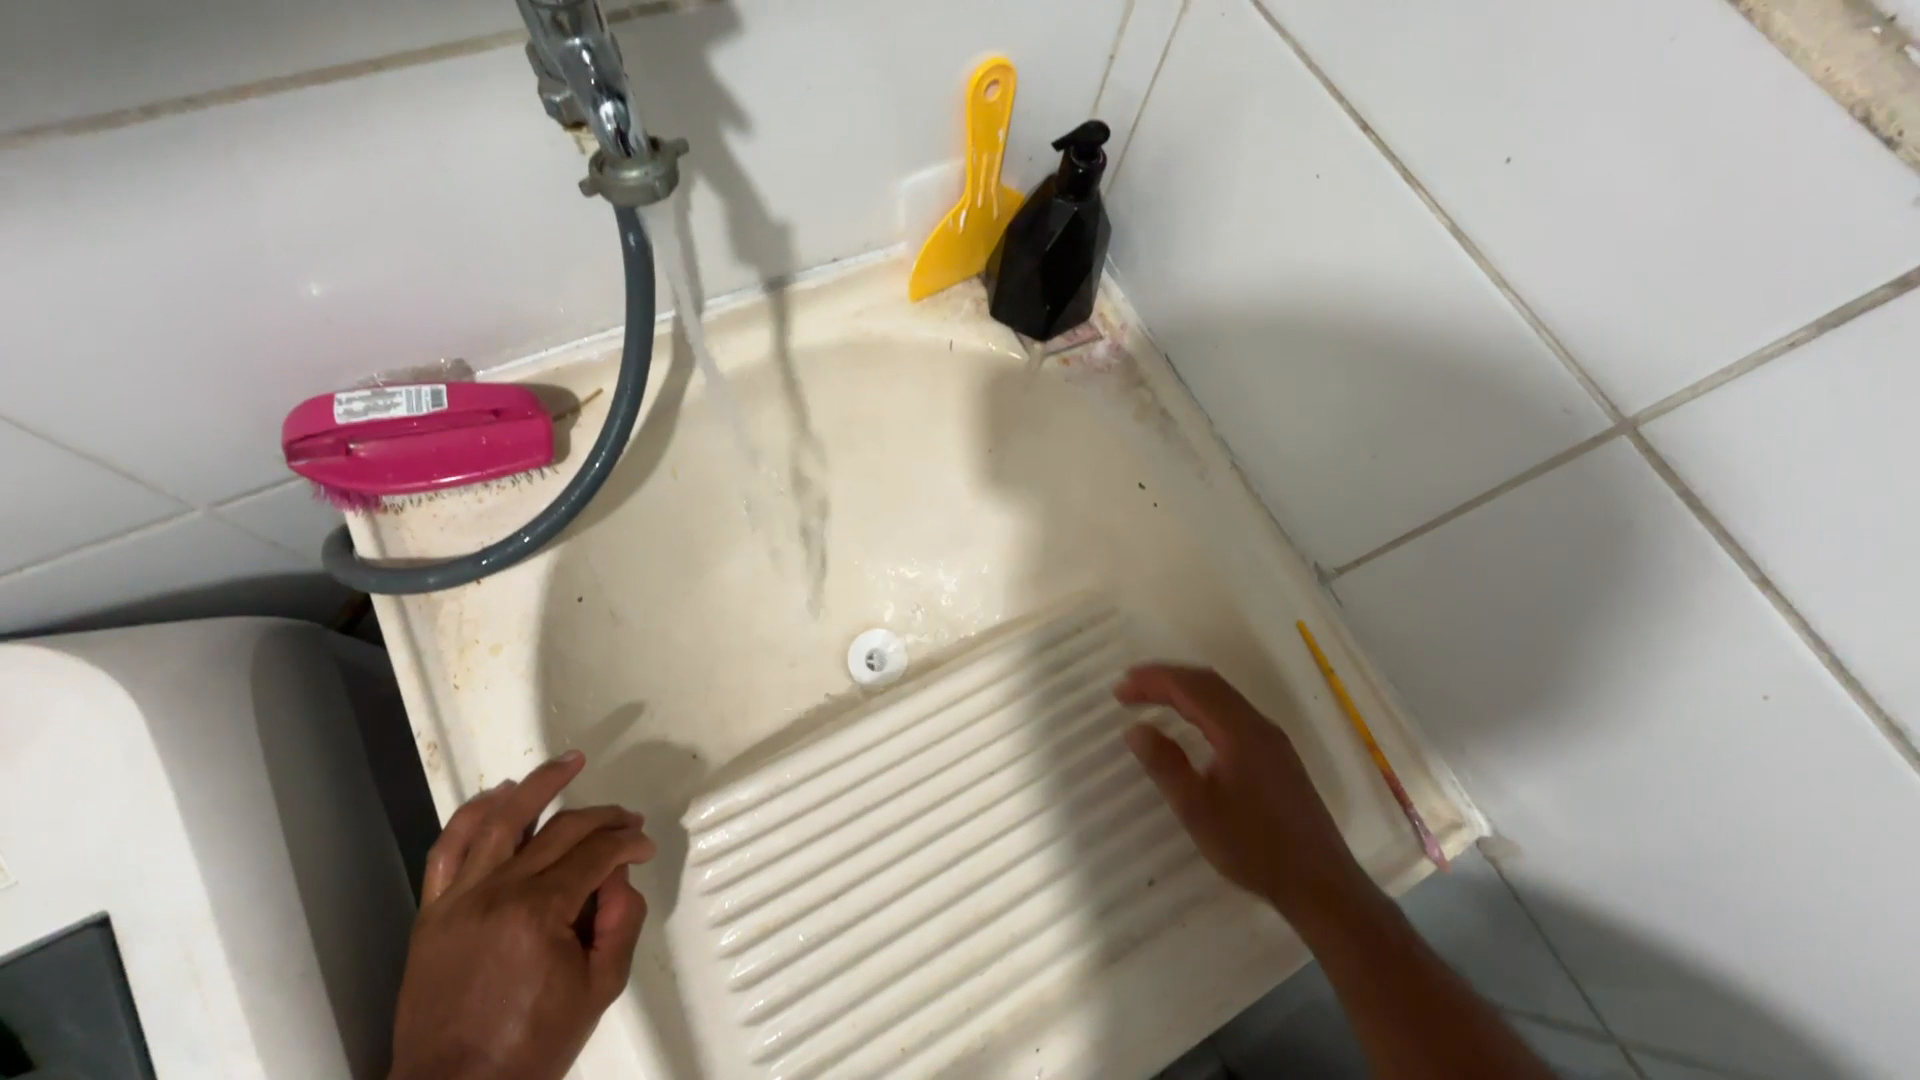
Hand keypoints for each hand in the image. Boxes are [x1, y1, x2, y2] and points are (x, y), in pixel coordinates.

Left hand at [389, 751, 654, 1079]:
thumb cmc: (533, 1044)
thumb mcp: (600, 987)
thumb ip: (621, 920)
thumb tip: (619, 875)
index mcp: (540, 912)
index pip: (595, 854)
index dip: (627, 843)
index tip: (644, 846)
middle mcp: (497, 892)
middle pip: (559, 831)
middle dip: (602, 818)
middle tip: (627, 820)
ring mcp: (459, 898)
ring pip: (501, 819)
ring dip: (538, 784)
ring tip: (569, 762)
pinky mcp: (432, 912)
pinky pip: (449, 848)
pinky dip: (472, 814)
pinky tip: (498, 794)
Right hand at [1117, 664, 1373, 923]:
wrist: (1320, 883)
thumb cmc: (1254, 847)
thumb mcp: (1197, 809)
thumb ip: (1165, 764)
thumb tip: (1135, 728)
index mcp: (1240, 732)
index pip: (1191, 688)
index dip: (1153, 681)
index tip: (1119, 689)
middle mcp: (1259, 726)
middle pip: (1209, 683)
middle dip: (1167, 679)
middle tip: (1130, 687)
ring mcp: (1273, 741)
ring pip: (1224, 697)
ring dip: (1186, 690)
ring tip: (1152, 698)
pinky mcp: (1278, 757)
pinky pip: (1234, 713)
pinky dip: (1203, 706)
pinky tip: (1192, 725)